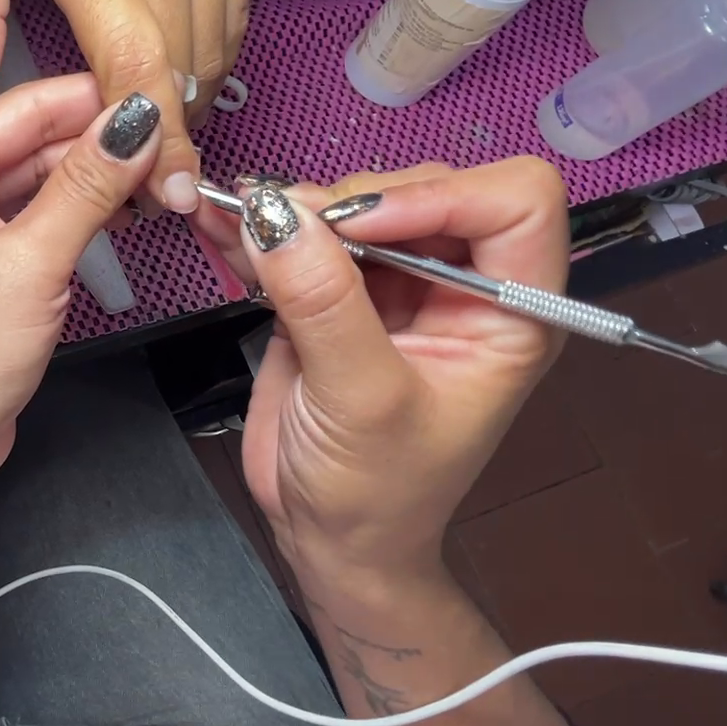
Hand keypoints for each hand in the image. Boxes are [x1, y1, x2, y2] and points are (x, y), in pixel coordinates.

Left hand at [0, 0, 247, 215]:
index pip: (137, 66)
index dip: (157, 141)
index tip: (170, 193)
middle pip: (183, 72)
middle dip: (172, 140)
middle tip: (150, 184)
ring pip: (215, 47)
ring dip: (191, 103)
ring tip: (159, 138)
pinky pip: (234, 10)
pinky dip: (213, 56)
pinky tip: (182, 77)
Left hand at [0, 78, 161, 511]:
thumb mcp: (31, 263)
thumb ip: (86, 186)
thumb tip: (135, 121)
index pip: (23, 107)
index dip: (94, 100)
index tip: (164, 100)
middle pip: (31, 142)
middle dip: (100, 144)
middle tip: (175, 150)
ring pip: (37, 181)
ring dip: (94, 182)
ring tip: (159, 182)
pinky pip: (33, 219)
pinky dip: (75, 216)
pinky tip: (122, 213)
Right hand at [194, 159, 569, 582]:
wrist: (326, 534)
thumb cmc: (375, 487)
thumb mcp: (360, 398)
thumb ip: (324, 302)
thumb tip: (273, 212)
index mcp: (507, 309)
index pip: (510, 202)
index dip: (437, 196)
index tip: (352, 227)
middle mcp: (453, 285)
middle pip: (419, 192)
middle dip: (347, 202)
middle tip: (277, 227)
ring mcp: (386, 288)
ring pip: (350, 209)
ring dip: (290, 207)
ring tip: (232, 214)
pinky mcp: (327, 298)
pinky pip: (299, 242)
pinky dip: (257, 229)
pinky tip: (216, 220)